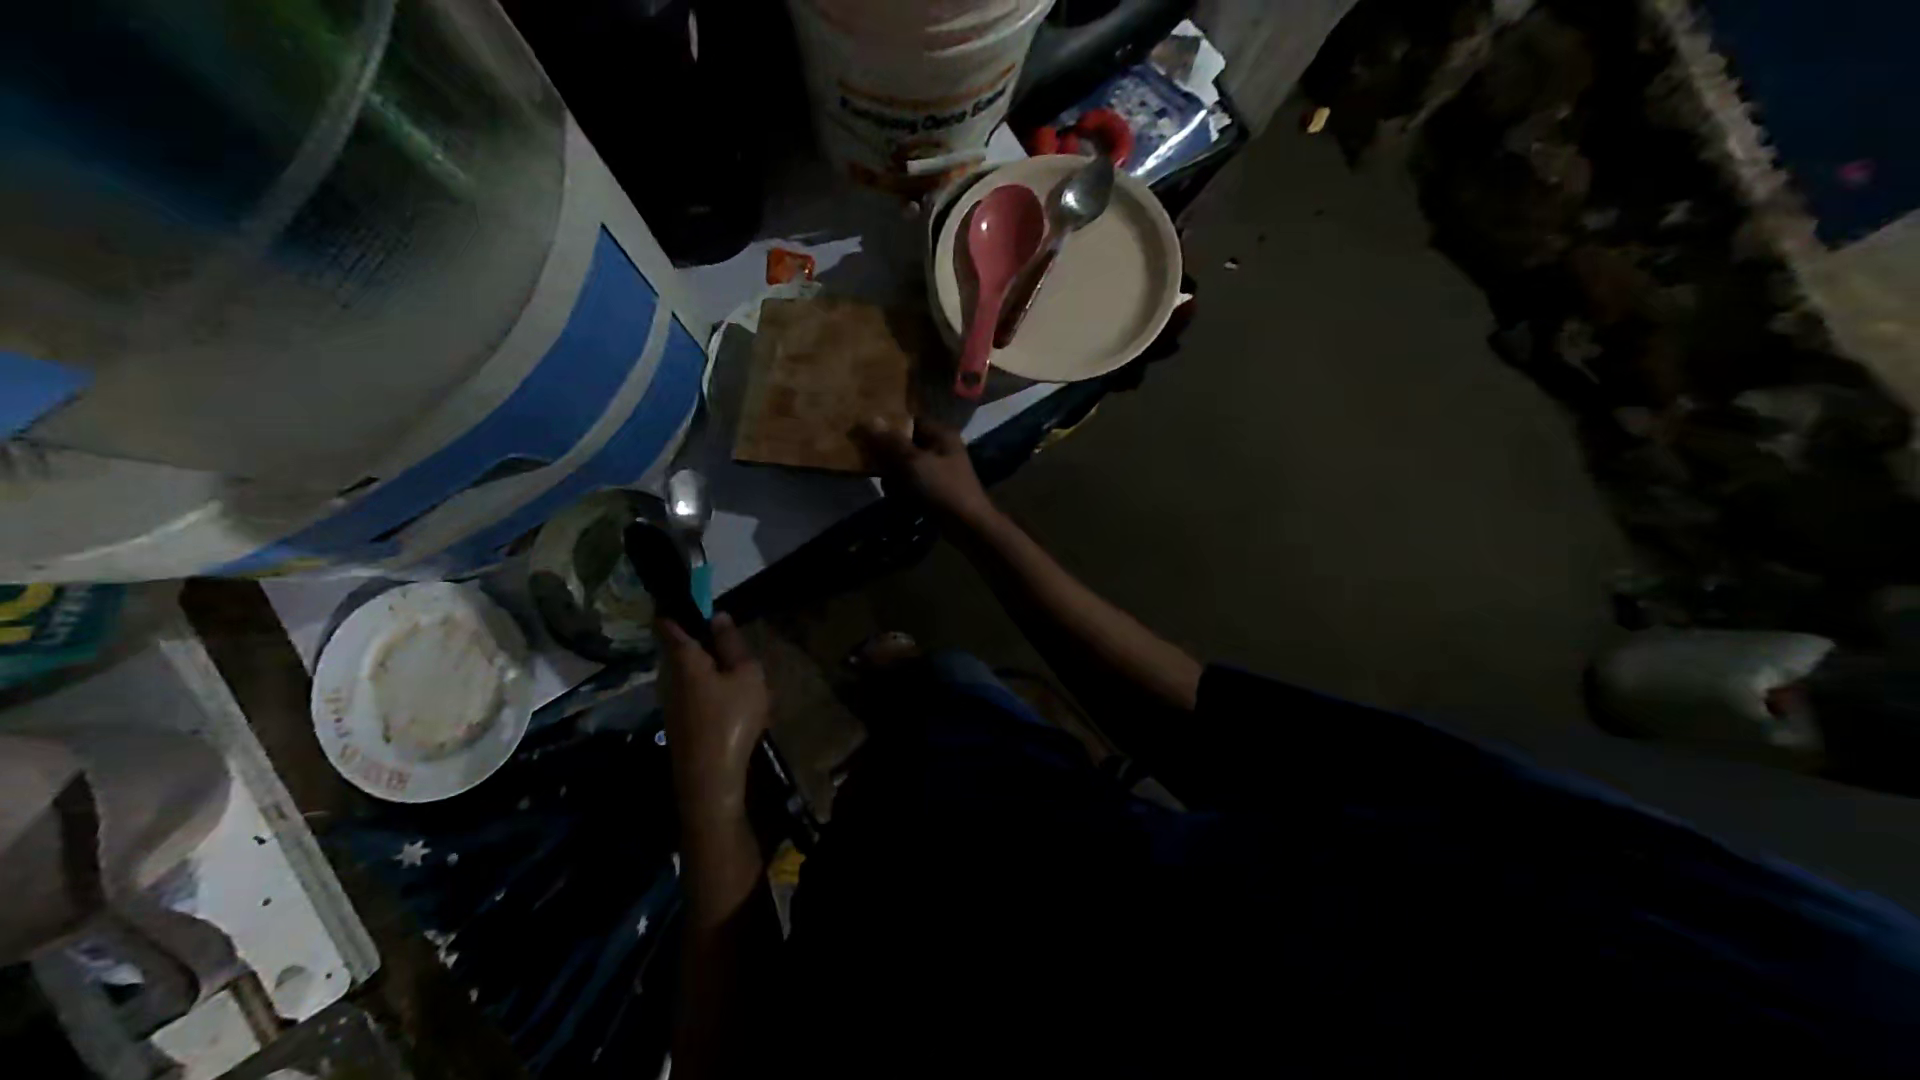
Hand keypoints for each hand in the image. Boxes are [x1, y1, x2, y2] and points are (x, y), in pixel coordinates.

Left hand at [658, 613, 768, 825]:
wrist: (709, 778)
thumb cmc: (731, 718)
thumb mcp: (746, 675)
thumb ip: (732, 643)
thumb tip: (717, 615)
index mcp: (684, 658)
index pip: (668, 623)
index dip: (676, 607)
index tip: (692, 599)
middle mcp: (670, 676)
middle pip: (683, 649)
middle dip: (705, 644)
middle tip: (736, 646)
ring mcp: (672, 702)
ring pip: (692, 674)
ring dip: (713, 671)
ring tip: (745, 680)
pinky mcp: (679, 723)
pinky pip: (695, 694)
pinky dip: (713, 692)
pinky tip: (737, 707)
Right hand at [856, 417, 997, 527]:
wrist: (968, 525)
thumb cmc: (943, 488)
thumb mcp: (914, 462)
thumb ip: (891, 442)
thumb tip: (869, 420)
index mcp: (941, 434)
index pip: (909, 421)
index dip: (889, 427)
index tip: (867, 436)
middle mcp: (941, 447)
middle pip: (905, 444)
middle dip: (890, 458)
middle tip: (878, 469)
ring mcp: (939, 469)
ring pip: (906, 466)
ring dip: (895, 477)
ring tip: (893, 489)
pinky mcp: (936, 487)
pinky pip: (912, 482)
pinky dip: (904, 489)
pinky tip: (901, 499)